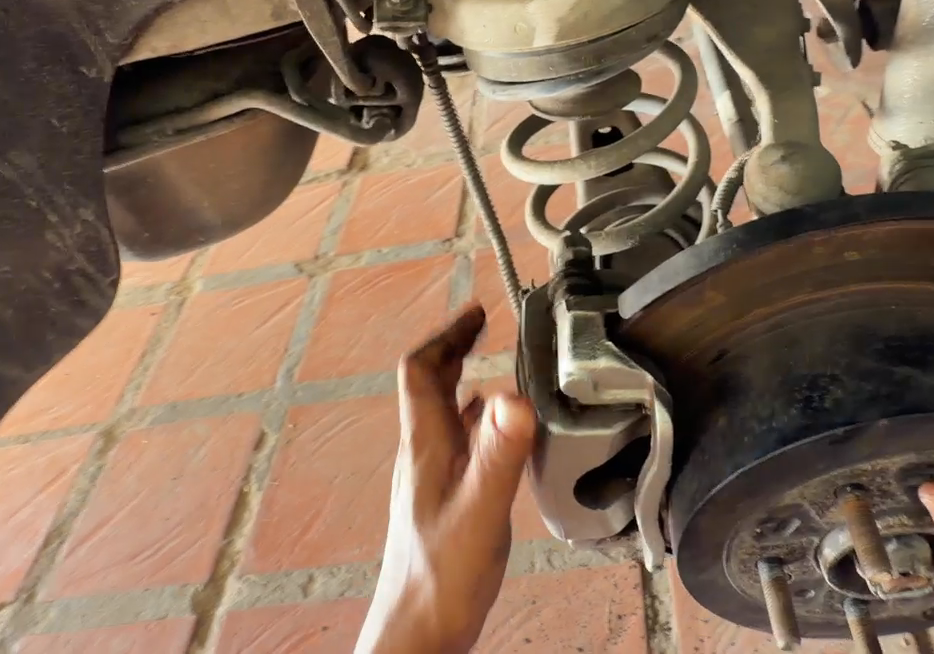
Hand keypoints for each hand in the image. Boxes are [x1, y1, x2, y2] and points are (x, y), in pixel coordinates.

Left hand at [355, 305, 537, 653]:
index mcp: (426, 443)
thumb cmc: (442, 574)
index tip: (476, 312)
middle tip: (483, 325)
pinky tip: (495, 431)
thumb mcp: (481, 508)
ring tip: (492, 362)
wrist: (417, 632)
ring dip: (463, 377)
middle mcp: (423, 451)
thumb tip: (515, 394)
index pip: (421, 370)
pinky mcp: (442, 496)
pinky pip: (456, 439)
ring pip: (443, 410)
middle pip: (429, 384)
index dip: (446, 335)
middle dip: (455, 347)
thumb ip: (500, 453)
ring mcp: (430, 475)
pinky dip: (474, 418)